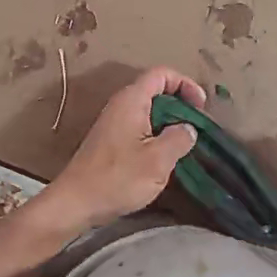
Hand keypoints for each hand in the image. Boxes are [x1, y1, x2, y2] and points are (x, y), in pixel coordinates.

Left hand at [34, 67, 205, 236]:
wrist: (75, 203)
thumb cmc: (118, 179)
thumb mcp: (158, 160)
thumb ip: (179, 138)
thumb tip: (188, 128)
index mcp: (131, 101)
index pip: (161, 74)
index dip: (185, 84)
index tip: (200, 107)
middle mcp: (120, 106)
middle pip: (155, 91)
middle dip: (180, 103)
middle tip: (196, 127)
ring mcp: (112, 124)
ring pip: (147, 111)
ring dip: (168, 122)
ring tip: (184, 143)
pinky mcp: (109, 142)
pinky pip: (138, 128)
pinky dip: (155, 135)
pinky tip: (163, 158)